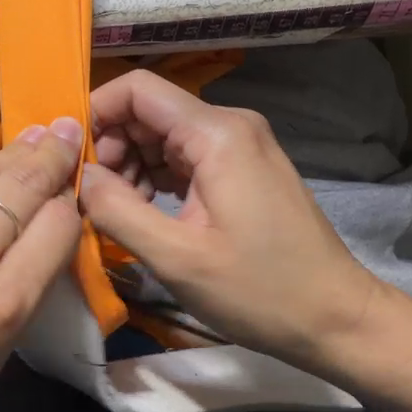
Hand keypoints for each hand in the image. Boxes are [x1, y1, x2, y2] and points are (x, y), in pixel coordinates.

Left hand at [0, 118, 86, 411]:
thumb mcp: (5, 341)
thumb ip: (34, 276)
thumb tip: (57, 209)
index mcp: (1, 298)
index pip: (57, 222)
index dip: (69, 201)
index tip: (75, 185)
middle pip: (21, 184)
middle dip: (50, 156)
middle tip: (67, 129)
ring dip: (8, 158)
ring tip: (34, 138)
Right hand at [78, 69, 393, 369]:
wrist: (339, 322)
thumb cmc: (260, 290)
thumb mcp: (175, 257)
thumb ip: (116, 208)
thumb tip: (77, 175)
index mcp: (216, 134)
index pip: (135, 89)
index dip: (94, 114)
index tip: (72, 160)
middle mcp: (228, 126)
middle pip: (145, 110)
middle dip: (109, 146)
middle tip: (94, 196)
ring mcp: (237, 147)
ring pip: (158, 134)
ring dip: (127, 165)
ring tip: (118, 211)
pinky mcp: (238, 169)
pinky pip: (179, 155)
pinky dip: (151, 177)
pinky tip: (143, 212)